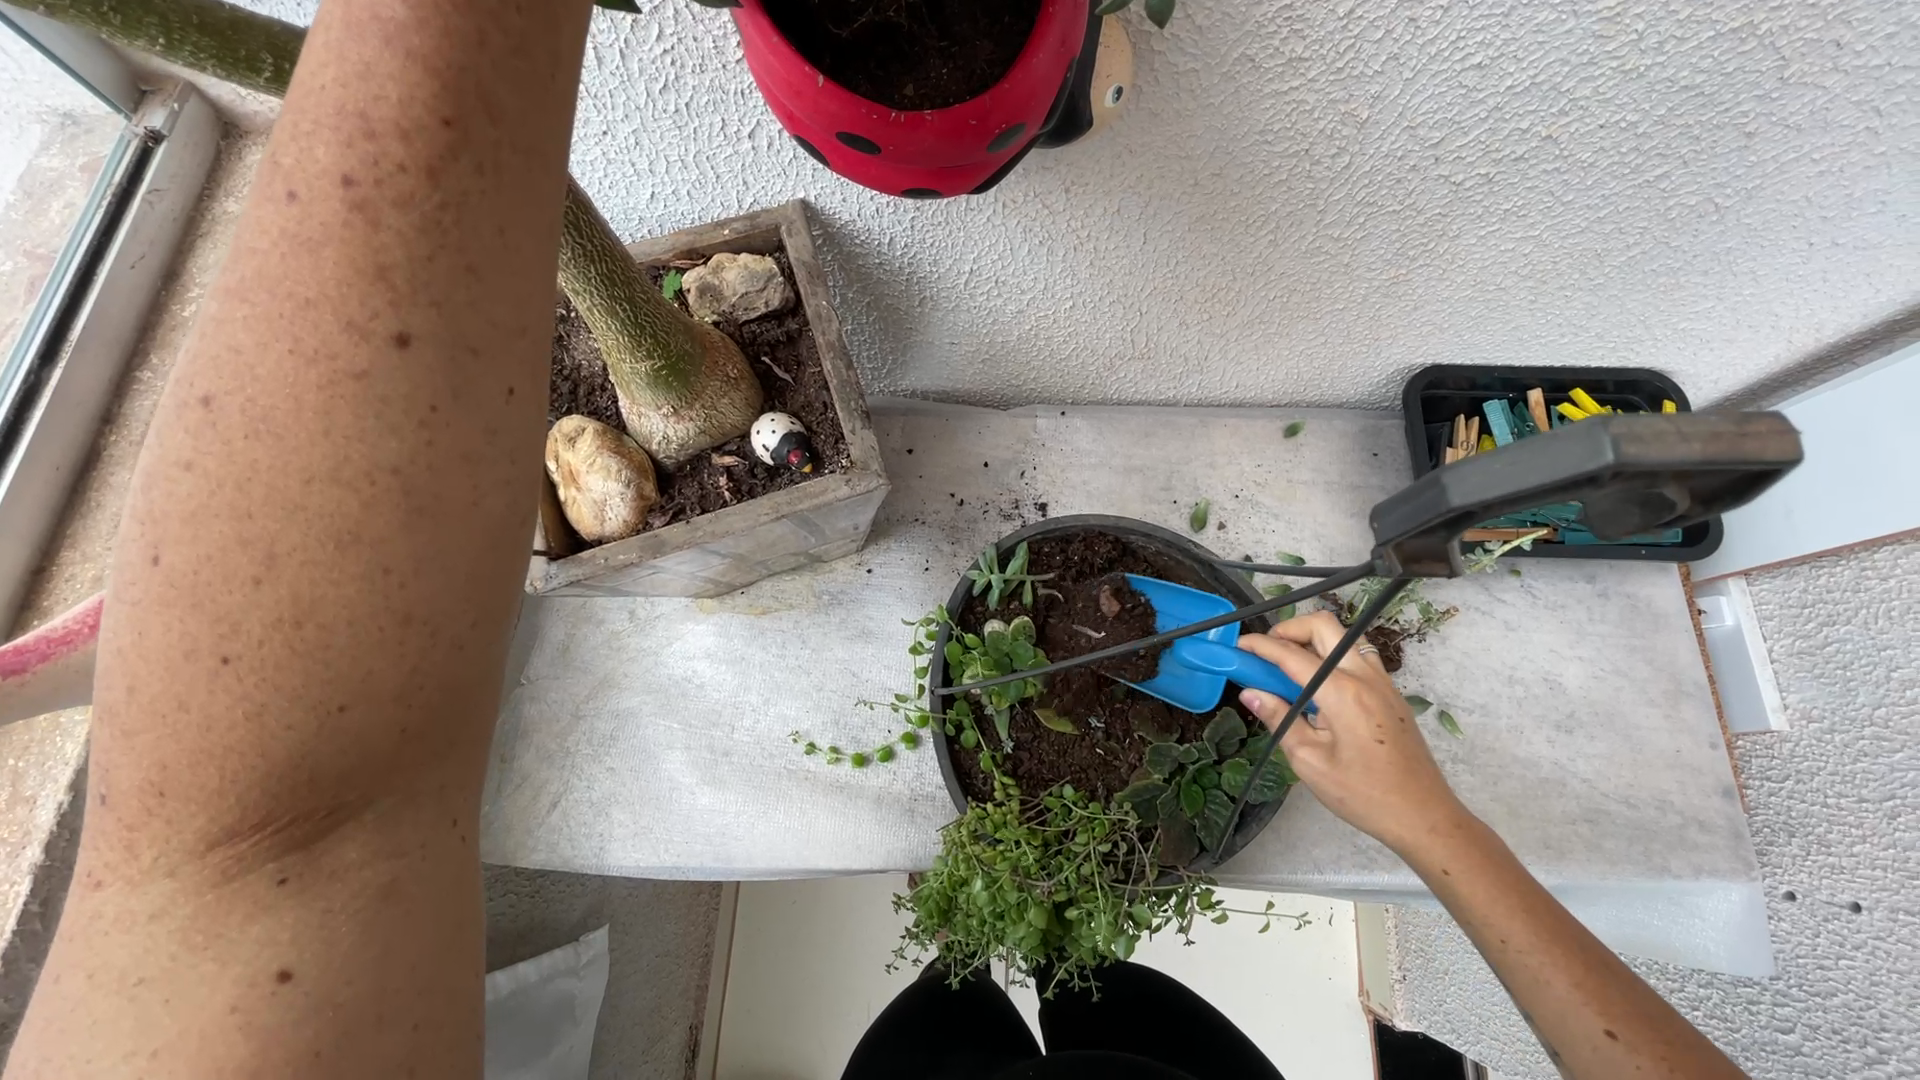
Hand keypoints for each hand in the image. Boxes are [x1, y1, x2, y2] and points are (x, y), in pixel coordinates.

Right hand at [1236, 612, 1470, 853]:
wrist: (1424, 816)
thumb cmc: (1362, 795)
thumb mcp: (1308, 761)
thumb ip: (1279, 718)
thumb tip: (1250, 692)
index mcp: (1341, 693)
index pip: (1291, 654)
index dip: (1259, 646)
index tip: (1237, 646)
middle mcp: (1364, 676)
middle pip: (1323, 625)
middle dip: (1288, 629)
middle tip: (1266, 653)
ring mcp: (1382, 681)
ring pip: (1343, 636)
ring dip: (1312, 639)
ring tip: (1289, 668)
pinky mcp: (1391, 692)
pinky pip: (1357, 656)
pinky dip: (1331, 656)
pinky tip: (1317, 687)